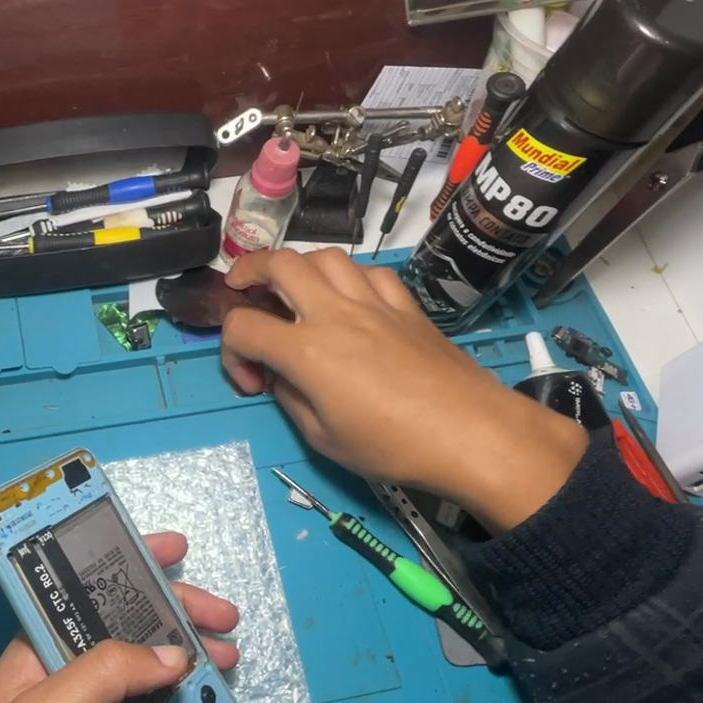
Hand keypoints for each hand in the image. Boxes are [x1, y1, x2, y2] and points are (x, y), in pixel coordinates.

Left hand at [0, 531, 238, 702]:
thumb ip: (104, 676)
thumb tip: (172, 652)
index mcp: (40, 644)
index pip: (92, 587)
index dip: (135, 562)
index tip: (180, 549)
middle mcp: (58, 667)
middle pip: (126, 626)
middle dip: (177, 616)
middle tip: (228, 622)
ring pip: (136, 670)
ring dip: (180, 664)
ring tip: (225, 663)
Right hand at [221, 248, 586, 530]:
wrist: (471, 434)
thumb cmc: (393, 447)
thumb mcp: (324, 438)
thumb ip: (291, 398)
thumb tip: (282, 377)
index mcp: (307, 350)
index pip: (243, 327)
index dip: (231, 353)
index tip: (253, 383)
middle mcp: (334, 313)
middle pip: (279, 263)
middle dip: (248, 271)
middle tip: (242, 291)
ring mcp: (374, 303)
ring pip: (326, 256)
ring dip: (299, 267)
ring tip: (294, 290)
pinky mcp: (406, 305)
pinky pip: (369, 271)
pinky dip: (348, 277)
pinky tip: (349, 299)